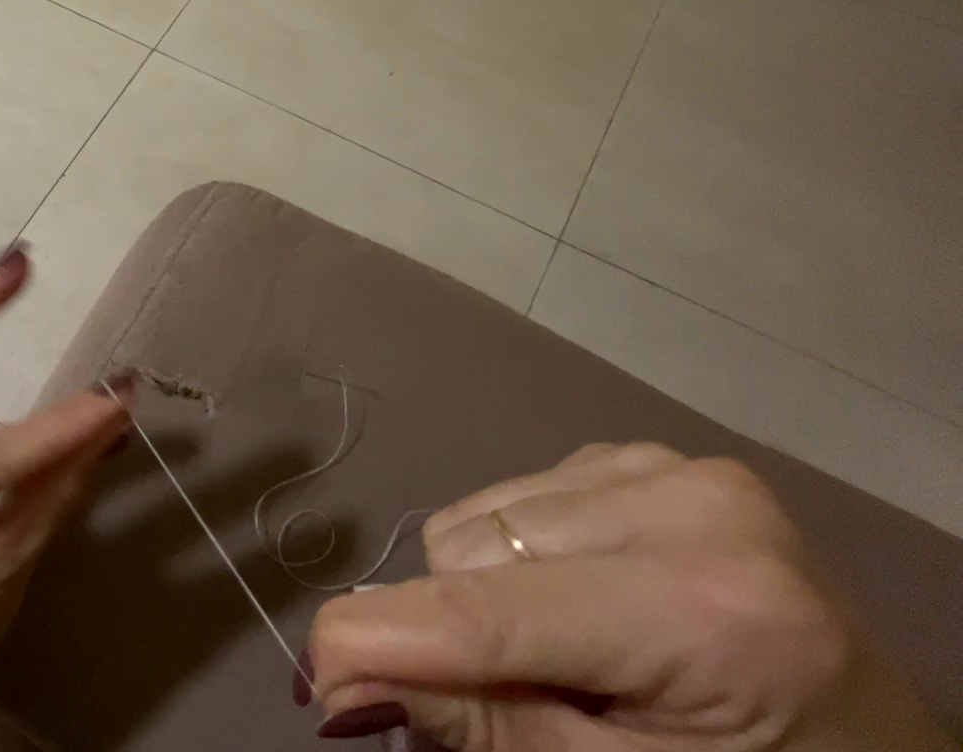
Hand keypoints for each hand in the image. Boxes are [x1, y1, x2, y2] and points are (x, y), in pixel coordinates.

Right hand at [302, 443, 951, 750]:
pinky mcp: (641, 455)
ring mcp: (665, 466)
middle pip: (468, 555)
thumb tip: (338, 682)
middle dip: (464, 635)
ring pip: (473, 519)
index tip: (319, 673)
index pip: (493, 614)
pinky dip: (515, 552)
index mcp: (708, 609)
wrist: (858, 741)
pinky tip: (584, 592)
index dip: (386, 638)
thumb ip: (474, 725)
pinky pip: (505, 497)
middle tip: (537, 698)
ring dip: (487, 590)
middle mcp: (686, 504)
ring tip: (574, 647)